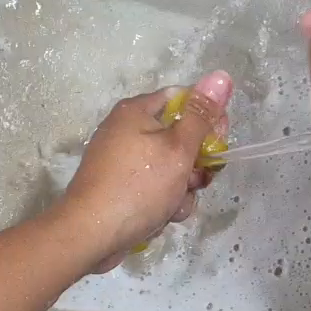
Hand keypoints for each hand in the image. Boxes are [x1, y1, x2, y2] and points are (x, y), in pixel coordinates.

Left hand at [51, 71, 232, 272]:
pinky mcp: (120, 191)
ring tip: (172, 206)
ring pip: (170, 171)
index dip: (207, 120)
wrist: (90, 235)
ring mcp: (121, 164)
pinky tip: (159, 219)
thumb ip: (201, 115)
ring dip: (180, 191)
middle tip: (193, 181)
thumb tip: (221, 75)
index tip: (217, 144)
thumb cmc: (136, 187)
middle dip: (194, 165)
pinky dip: (162, 205)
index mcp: (135, 112)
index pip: (183, 101)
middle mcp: (125, 133)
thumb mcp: (177, 149)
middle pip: (179, 140)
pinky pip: (153, 191)